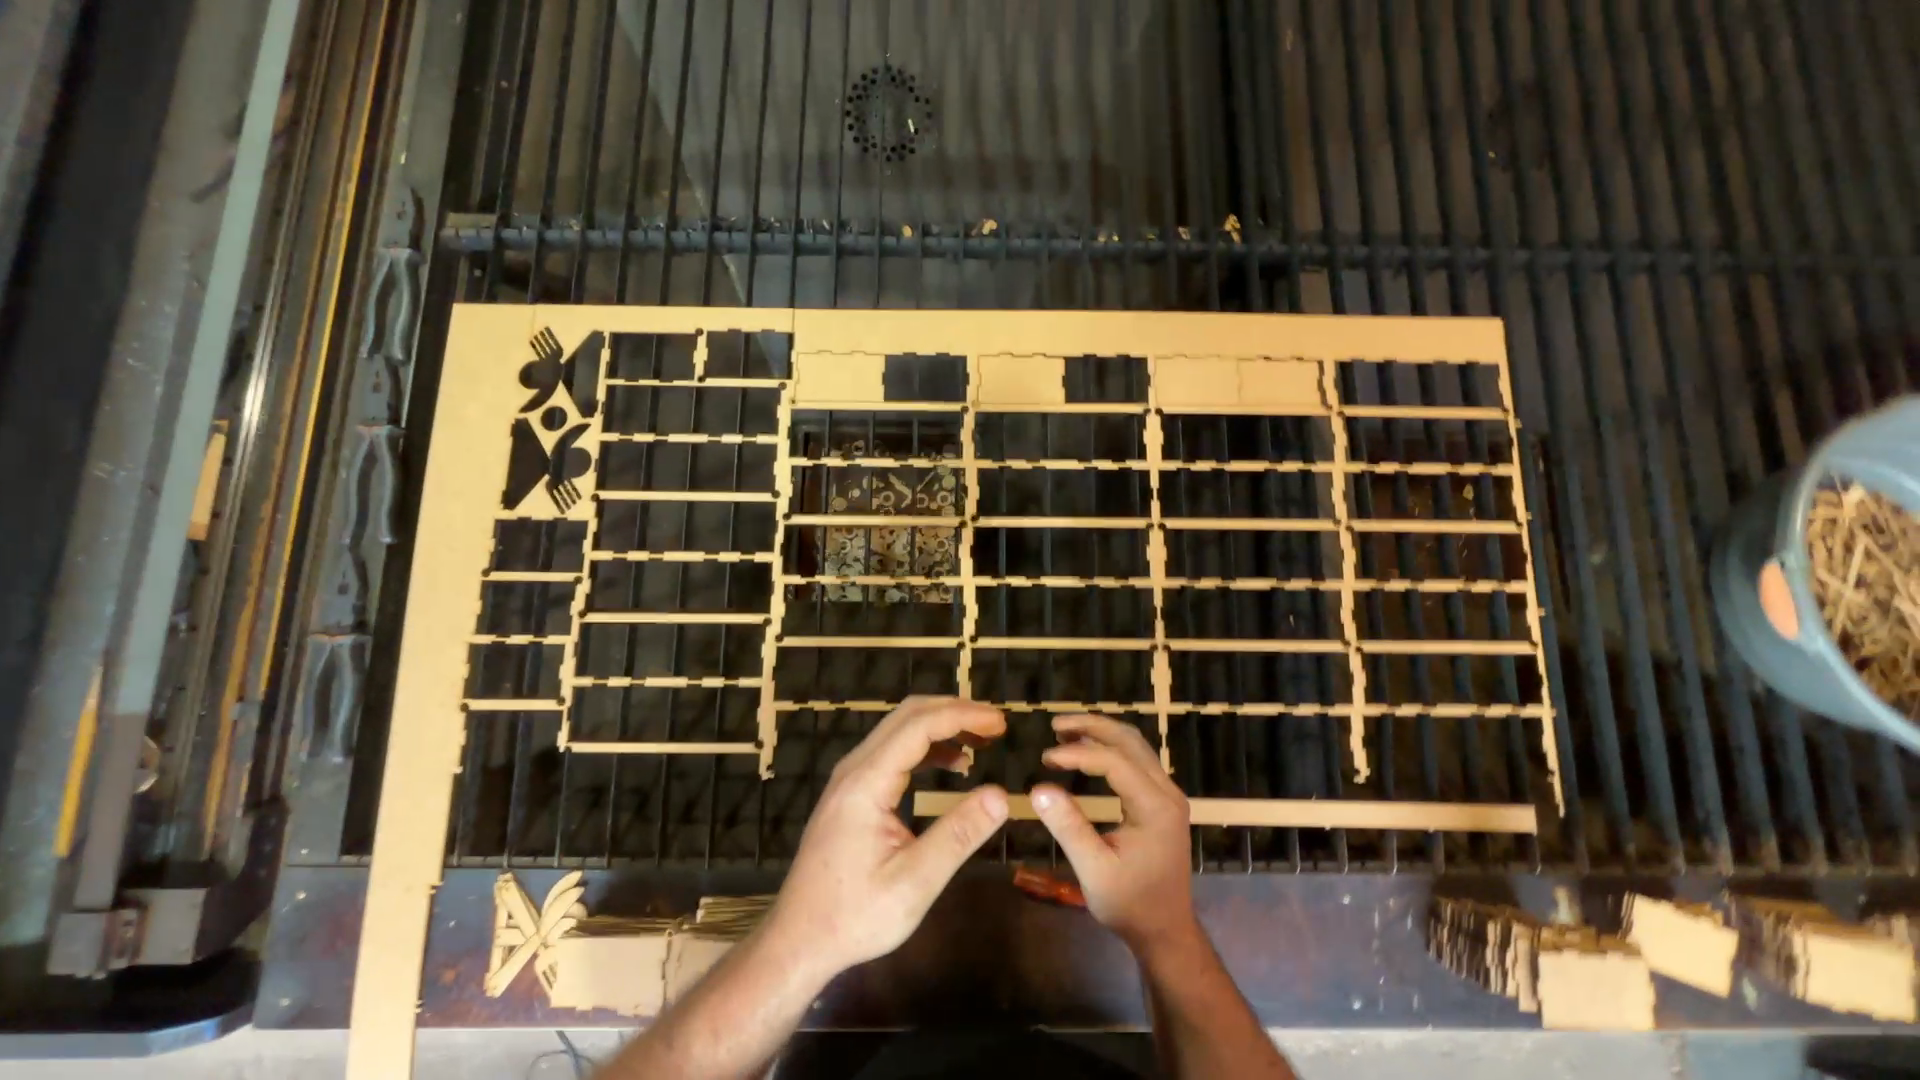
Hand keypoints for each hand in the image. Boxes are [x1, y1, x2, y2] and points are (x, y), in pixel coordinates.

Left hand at [763, 697, 1010, 983]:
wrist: (799, 940)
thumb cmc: (855, 916)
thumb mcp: (915, 882)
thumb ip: (959, 835)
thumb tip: (1002, 795)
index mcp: (866, 782)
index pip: (919, 726)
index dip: (963, 716)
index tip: (1002, 723)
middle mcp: (854, 770)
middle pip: (907, 716)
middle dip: (955, 712)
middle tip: (997, 726)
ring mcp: (849, 780)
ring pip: (898, 731)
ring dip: (941, 727)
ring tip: (983, 741)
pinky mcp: (851, 794)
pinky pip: (891, 753)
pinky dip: (926, 748)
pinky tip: (953, 766)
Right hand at [1029, 715, 1195, 952]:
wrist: (1165, 929)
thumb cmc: (1130, 903)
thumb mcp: (1094, 870)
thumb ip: (1069, 827)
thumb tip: (1038, 789)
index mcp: (1155, 807)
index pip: (1115, 761)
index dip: (1078, 753)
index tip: (1045, 759)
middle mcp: (1167, 793)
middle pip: (1130, 741)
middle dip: (1092, 727)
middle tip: (1055, 726)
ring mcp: (1168, 796)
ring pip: (1137, 747)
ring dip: (1103, 733)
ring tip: (1066, 733)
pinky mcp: (1163, 802)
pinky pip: (1139, 760)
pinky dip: (1112, 748)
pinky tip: (1088, 753)